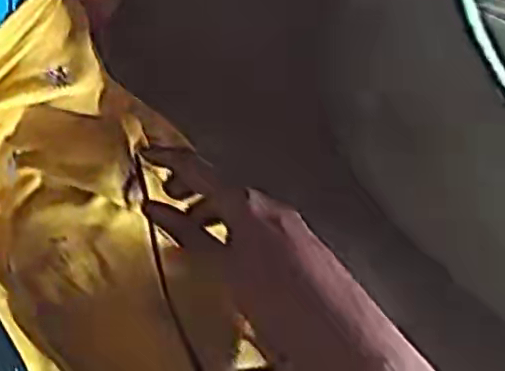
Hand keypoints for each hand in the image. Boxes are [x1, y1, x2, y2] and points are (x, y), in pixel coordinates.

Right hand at [140, 146, 430, 370]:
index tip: (147, 154)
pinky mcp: (312, 251)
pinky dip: (237, 227)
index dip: (167, 158)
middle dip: (190, 187)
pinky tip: (233, 252)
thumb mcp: (224, 270)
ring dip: (214, 211)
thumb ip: (187, 234)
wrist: (358, 355)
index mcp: (247, 203)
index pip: (197, 167)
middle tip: (167, 194)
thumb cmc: (288, 310)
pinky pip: (262, 224)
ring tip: (196, 228)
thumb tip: (155, 209)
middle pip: (221, 185)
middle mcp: (272, 208)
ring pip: (242, 206)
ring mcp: (296, 229)